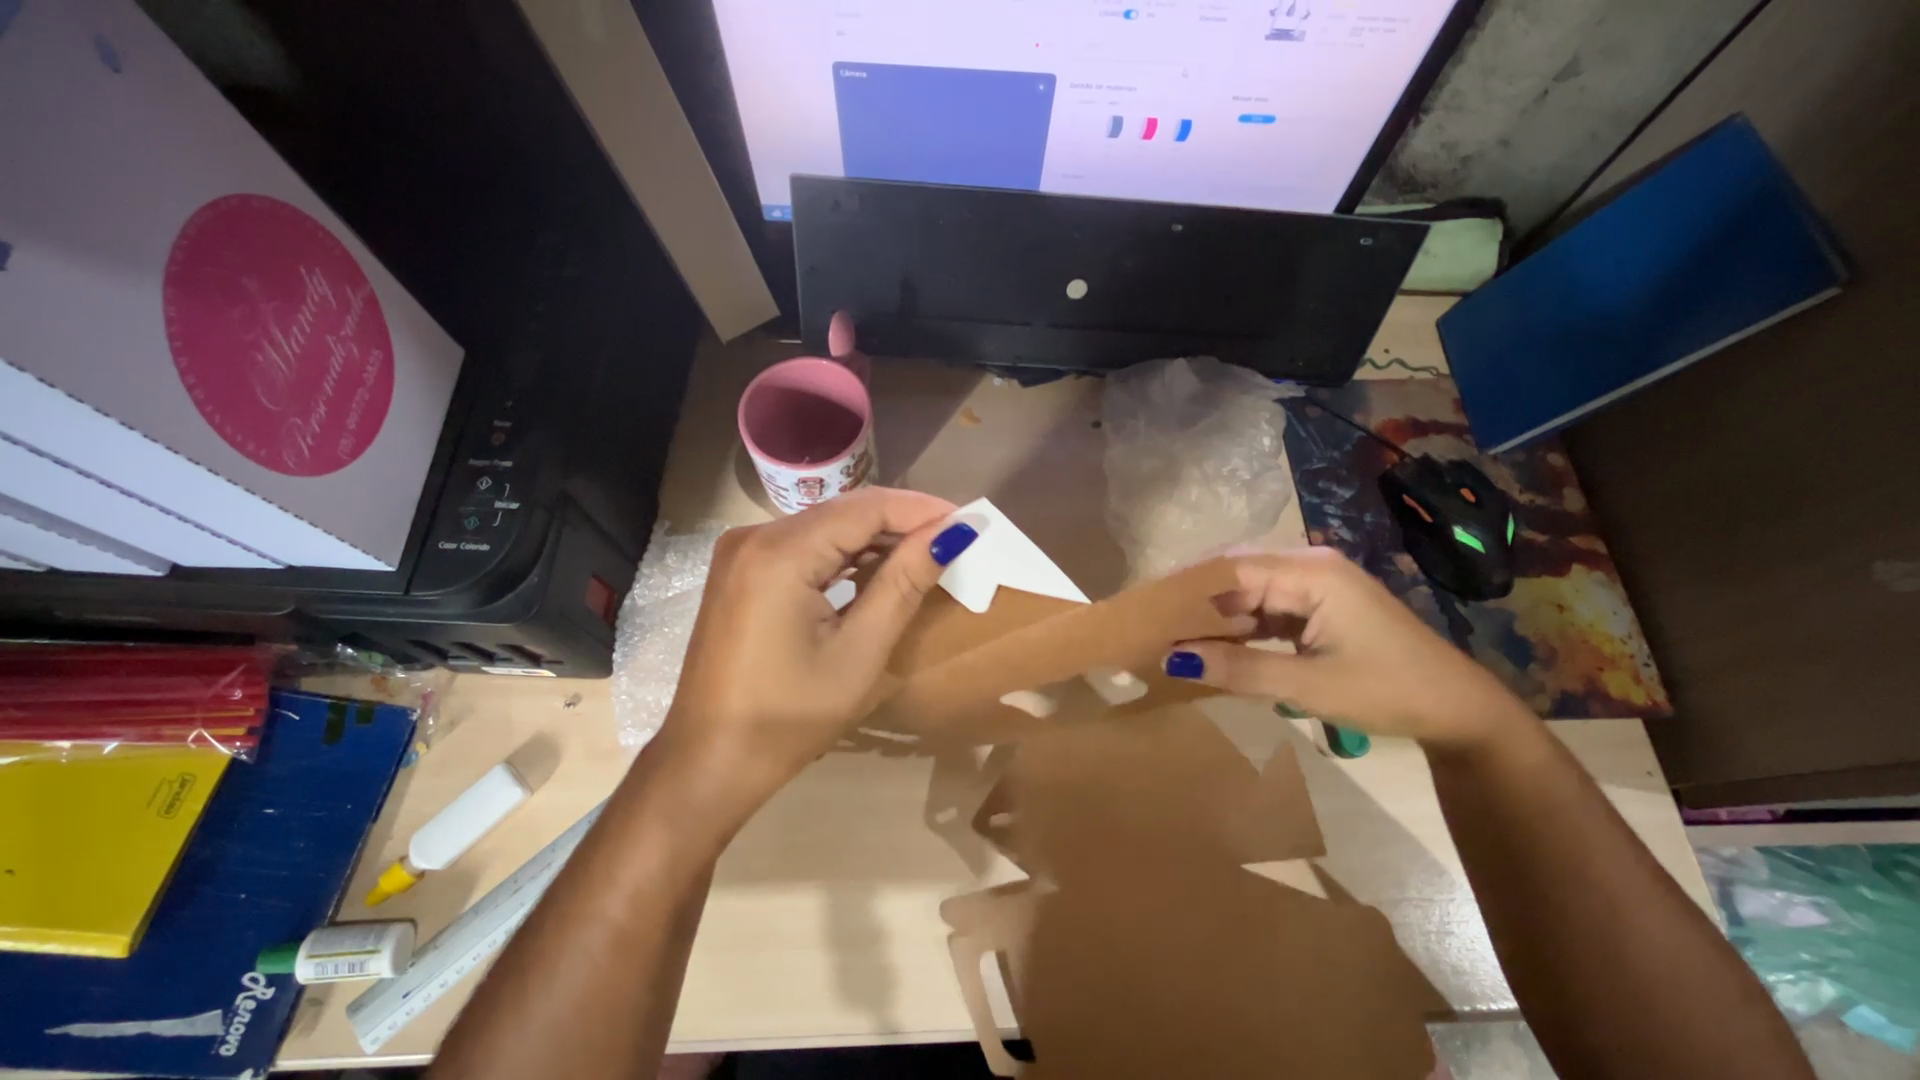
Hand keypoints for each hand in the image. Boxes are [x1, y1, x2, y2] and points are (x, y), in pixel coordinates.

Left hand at [652, 488, 979, 821]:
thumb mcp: (859, 651)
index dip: (922, 509)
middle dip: (902, 523)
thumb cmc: (790, 716)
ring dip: (875, 540)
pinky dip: (843, 555)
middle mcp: (755, 535)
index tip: (971, 524)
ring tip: (926, 559)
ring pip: (825, 527)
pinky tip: (877, 572)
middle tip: (956, 544)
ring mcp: (742, 551)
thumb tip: (953, 534)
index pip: (865, 507)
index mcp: (780, 552)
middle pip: (844, 511)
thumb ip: (904, 583)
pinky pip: (803, 546)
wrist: (711, 759)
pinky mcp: (740, 571)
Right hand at [1162, 548, 1527, 747]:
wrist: (1458, 711)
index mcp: (1311, 572)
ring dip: (1214, 616)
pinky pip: (1266, 610)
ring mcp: (1317, 587)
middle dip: (1193, 600)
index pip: (1230, 570)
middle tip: (1148, 625)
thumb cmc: (1387, 691)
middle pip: (1236, 575)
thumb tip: (1173, 658)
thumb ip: (1239, 669)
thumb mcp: (1308, 685)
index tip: (1143, 610)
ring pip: (1249, 593)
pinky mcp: (1321, 609)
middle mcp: (1311, 567)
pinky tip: (1211, 646)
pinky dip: (1238, 628)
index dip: (1184, 590)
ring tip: (1168, 636)